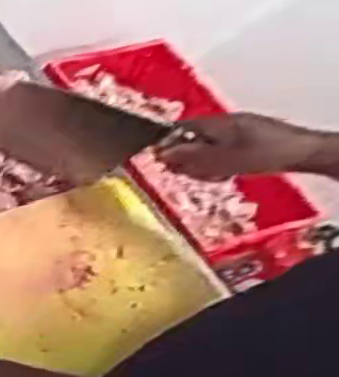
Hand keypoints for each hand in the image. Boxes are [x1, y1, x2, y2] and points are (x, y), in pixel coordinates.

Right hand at [159, 112, 328, 180]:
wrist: (302, 153)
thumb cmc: (258, 155)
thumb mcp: (215, 159)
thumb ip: (186, 155)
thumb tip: (160, 152)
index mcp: (218, 124)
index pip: (180, 126)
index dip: (164, 141)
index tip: (156, 158)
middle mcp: (228, 122)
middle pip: (190, 138)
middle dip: (182, 156)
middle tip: (184, 172)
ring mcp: (240, 129)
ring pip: (204, 146)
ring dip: (198, 162)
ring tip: (207, 174)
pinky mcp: (249, 137)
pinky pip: (220, 149)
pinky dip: (213, 161)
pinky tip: (221, 171)